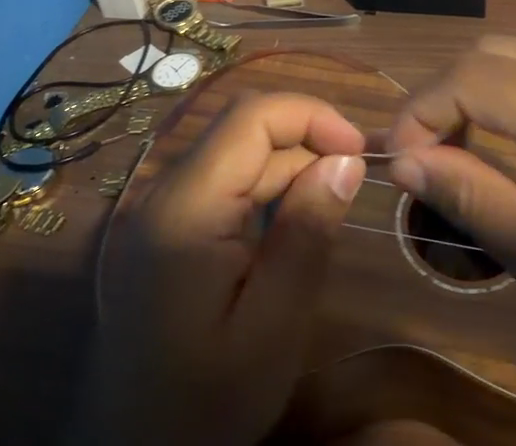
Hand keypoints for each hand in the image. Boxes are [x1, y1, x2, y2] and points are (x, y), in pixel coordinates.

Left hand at [75, 93, 366, 445]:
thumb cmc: (207, 399)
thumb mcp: (273, 324)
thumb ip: (306, 233)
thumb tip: (344, 159)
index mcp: (186, 207)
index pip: (250, 117)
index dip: (311, 116)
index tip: (359, 151)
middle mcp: (163, 194)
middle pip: (241, 133)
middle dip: (305, 141)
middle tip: (357, 182)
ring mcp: (157, 214)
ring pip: (232, 159)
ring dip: (287, 168)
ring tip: (331, 208)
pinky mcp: (162, 234)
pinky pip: (219, 191)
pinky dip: (262, 195)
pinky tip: (290, 230)